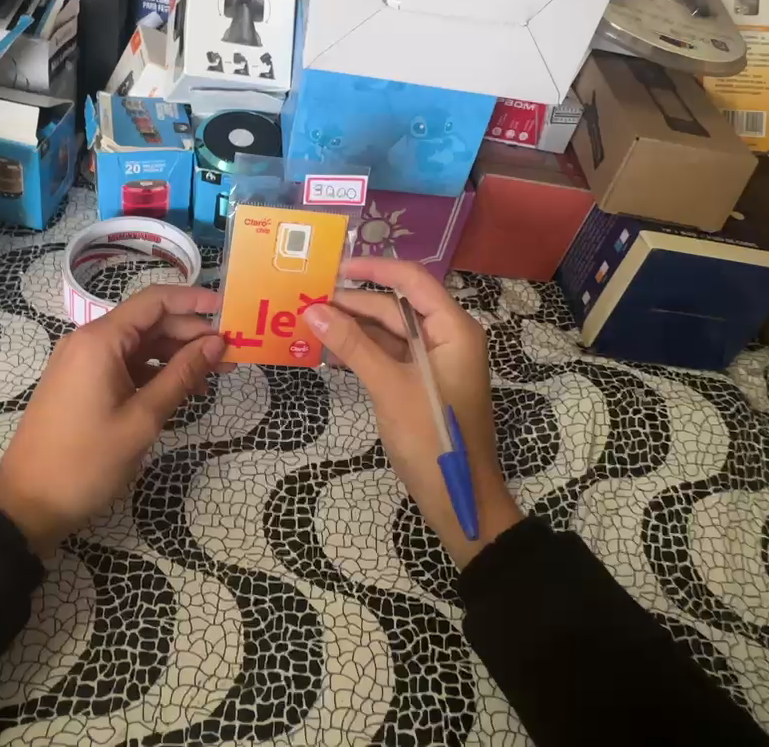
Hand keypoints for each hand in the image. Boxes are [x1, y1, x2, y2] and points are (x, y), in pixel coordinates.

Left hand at [0, 285, 224, 557]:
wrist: (27, 504)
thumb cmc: (86, 461)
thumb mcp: (142, 419)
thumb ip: (181, 375)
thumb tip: (217, 342)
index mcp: (100, 340)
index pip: (154, 301)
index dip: (193, 300)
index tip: (228, 309)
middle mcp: (89, 340)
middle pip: (149, 321)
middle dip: (191, 333)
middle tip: (231, 353)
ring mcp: (83, 362)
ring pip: (140, 344)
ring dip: (176, 354)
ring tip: (214, 374)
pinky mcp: (82, 382)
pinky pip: (126, 364)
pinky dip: (155, 371)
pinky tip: (182, 388)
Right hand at [305, 258, 522, 568]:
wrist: (459, 500)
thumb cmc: (433, 438)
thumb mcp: (389, 387)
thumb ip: (352, 344)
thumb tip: (313, 309)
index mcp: (453, 330)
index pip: (412, 281)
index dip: (375, 269)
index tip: (336, 267)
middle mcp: (447, 338)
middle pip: (397, 307)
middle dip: (356, 302)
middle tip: (309, 299)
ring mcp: (435, 362)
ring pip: (391, 332)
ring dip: (355, 327)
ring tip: (312, 323)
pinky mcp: (422, 384)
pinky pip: (390, 355)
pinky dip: (363, 351)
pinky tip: (330, 352)